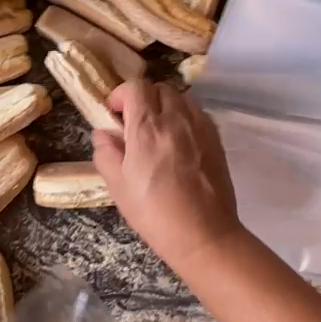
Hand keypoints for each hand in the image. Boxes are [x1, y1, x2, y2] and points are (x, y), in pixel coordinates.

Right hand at [92, 80, 244, 267]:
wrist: (203, 234)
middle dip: (144, 99)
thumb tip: (104, 133)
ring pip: (182, 98)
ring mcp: (200, 127)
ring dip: (166, 106)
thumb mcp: (118, 186)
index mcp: (147, 128)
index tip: (115, 113)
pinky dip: (185, 118)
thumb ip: (106, 153)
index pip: (136, 87)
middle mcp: (176, 119)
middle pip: (159, 88)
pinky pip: (198, 114)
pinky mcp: (216, 140)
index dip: (122, 94)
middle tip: (135, 123)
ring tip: (158, 130)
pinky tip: (180, 142)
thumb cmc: (154, 213)